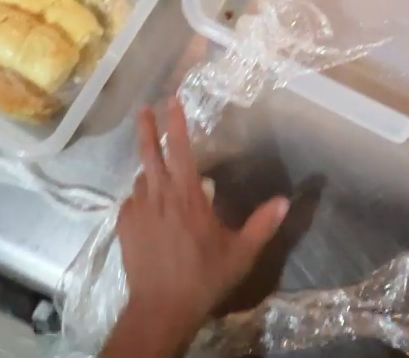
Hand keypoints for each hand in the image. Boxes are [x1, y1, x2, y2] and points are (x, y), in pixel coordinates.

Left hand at [103, 99, 289, 357]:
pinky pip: (131, 202)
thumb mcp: (240, 253)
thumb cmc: (203, 277)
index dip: (175, 122)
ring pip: (141, 178)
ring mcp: (137, 209)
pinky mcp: (123, 226)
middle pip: (149, 152)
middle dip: (146, 127)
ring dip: (147, 169)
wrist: (161, 309)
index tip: (171, 100)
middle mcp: (159, 194)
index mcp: (186, 194)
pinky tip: (147, 208)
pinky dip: (139, 198)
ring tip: (154, 170)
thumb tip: (285, 201)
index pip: (179, 148)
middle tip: (144, 108)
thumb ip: (262, 225)